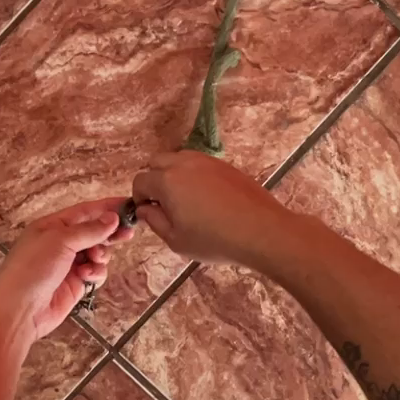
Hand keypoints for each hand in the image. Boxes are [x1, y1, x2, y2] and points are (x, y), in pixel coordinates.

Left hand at [0, 198, 134, 338]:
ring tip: (95, 259)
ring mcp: (69, 264)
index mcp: (52, 226)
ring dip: (101, 255)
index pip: (85, 211)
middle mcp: (61, 243)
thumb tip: (112, 218)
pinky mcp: (76, 284)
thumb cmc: (32, 269)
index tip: (129, 204)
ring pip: (98, 253)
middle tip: (128, 233)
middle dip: (110, 232)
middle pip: (93, 231)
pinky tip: (87, 277)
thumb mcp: (60, 241)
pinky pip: (95, 272)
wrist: (19, 309)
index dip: (107, 207)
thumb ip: (89, 230)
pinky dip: (96, 273)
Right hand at [130, 150, 293, 264]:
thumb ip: (154, 221)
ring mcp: (206, 161)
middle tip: (164, 205)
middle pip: (157, 162)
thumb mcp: (176, 240)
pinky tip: (207, 199)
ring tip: (186, 201)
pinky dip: (194, 176)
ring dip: (174, 175)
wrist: (260, 231)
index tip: (148, 214)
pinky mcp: (225, 165)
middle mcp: (183, 164)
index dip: (139, 198)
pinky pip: (200, 164)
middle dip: (154, 180)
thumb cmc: (214, 240)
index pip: (140, 181)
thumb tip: (144, 210)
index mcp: (166, 181)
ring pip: (179, 159)